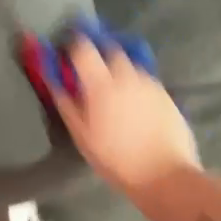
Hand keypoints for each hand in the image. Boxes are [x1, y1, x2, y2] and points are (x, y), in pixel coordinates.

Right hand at [51, 36, 198, 193]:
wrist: (166, 175)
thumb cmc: (117, 159)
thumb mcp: (83, 137)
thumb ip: (66, 104)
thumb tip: (54, 82)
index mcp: (101, 84)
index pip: (83, 47)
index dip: (74, 44)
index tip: (69, 51)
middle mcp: (126, 75)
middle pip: (110, 49)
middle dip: (100, 54)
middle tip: (93, 71)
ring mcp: (148, 82)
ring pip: (130, 63)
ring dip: (119, 69)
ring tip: (116, 89)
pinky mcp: (165, 93)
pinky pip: (146, 79)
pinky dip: (137, 83)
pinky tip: (137, 104)